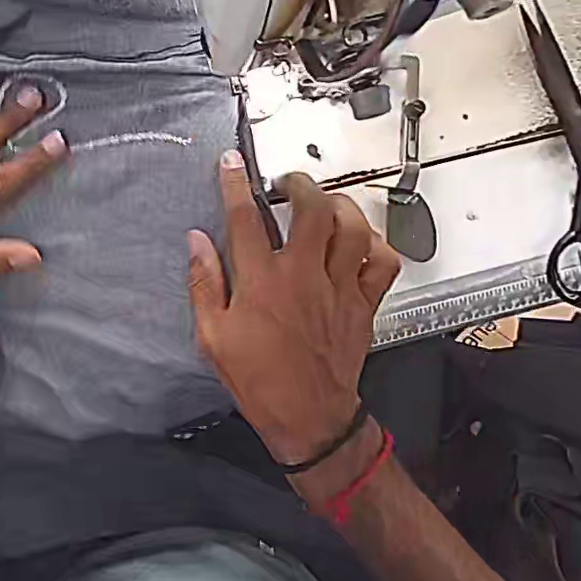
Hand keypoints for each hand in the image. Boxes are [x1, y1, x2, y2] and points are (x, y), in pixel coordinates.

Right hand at [186, 151, 401, 465]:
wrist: (308, 417)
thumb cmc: (259, 380)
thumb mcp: (212, 336)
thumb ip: (204, 283)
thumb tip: (197, 244)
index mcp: (261, 282)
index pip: (246, 218)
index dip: (235, 184)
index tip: (233, 164)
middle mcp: (302, 276)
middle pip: (310, 209)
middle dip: (299, 184)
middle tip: (288, 183)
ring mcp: (338, 288)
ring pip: (351, 227)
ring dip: (338, 206)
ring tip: (324, 203)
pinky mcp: (362, 304)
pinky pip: (382, 262)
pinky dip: (375, 245)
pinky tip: (359, 243)